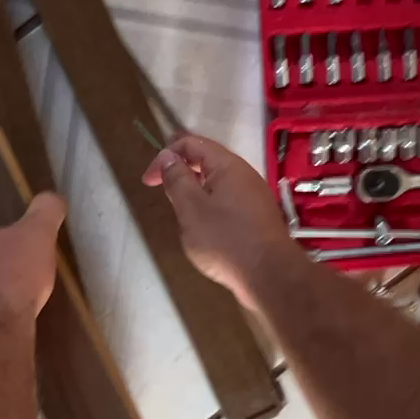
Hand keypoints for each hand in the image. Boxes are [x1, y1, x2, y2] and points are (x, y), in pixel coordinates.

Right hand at [141, 134, 298, 307]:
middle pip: (207, 160)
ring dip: (194, 189)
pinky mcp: (256, 217)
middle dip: (180, 170)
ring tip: (180, 209)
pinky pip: (227, 200)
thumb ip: (178, 179)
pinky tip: (203, 226)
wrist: (270, 275)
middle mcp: (244, 174)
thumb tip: (169, 156)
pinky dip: (209, 204)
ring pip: (217, 182)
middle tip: (162, 190)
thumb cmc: (225, 240)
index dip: (166, 156)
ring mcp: (253, 196)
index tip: (149, 180)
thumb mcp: (191, 209)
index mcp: (227, 166)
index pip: (192, 143)